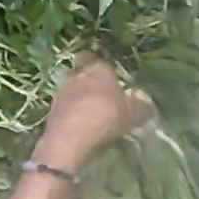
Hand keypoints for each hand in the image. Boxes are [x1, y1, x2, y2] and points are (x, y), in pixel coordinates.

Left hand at [30, 57, 151, 174]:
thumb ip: (142, 107)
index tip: (110, 78)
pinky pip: (65, 105)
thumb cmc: (106, 118)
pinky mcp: (51, 108)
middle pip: (84, 73)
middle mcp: (78, 74)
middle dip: (91, 82)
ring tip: (90, 113)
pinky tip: (78, 124)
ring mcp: (62, 90)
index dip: (104, 68)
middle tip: (102, 95)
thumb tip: (147, 105)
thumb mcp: (134, 115)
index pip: (99, 59)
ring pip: (72, 89)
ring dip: (79, 97)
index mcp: (99, 69)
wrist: (70, 139)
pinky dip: (71, 112)